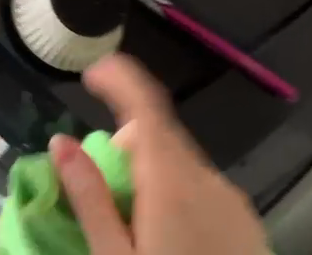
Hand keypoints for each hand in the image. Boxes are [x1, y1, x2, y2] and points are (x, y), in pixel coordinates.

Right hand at [50, 54, 267, 254]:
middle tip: (101, 187)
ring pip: (182, 165)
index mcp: (172, 182)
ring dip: (152, 174)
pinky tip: (171, 242)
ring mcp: (235, 206)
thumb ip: (88, 197)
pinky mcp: (251, 230)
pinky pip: (204, 191)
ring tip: (134, 226)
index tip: (90, 75)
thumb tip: (60, 142)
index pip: (145, 106)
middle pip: (160, 137)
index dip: (118, 79)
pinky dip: (179, 196)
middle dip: (125, 147)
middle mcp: (209, 181)